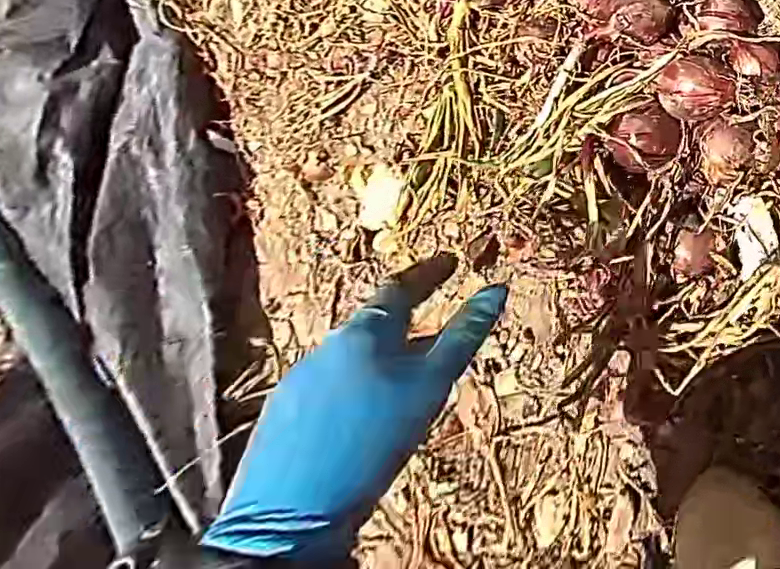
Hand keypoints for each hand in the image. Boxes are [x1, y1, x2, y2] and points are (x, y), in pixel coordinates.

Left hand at [202, 254, 506, 560]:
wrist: (289, 518)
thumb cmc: (377, 437)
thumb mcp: (434, 382)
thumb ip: (465, 332)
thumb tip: (497, 290)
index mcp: (365, 332)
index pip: (401, 286)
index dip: (429, 272)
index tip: (450, 262)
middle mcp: (328, 347)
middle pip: (376, 318)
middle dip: (409, 312)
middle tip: (438, 307)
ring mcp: (300, 382)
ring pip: (355, 350)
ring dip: (386, 346)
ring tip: (412, 360)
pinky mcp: (282, 414)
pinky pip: (334, 378)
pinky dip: (361, 375)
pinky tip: (373, 399)